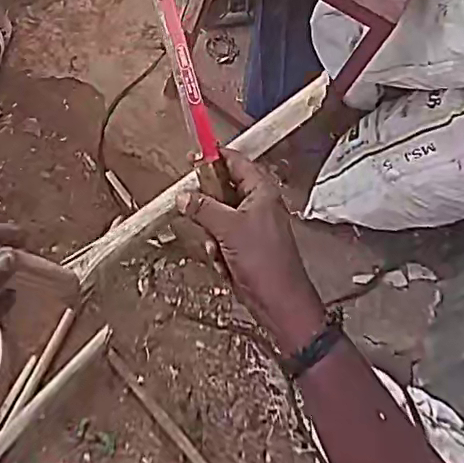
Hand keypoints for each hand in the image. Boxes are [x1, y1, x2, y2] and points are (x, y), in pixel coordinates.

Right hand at [178, 150, 326, 355]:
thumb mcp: (228, 228)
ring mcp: (250, 225)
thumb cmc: (265, 263)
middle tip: (194, 205)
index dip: (213, 157)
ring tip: (215, 245)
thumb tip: (183, 196)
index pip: (235, 161)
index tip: (193, 157)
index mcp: (261, 192)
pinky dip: (216, 246)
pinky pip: (219, 235)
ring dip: (210, 230)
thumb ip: (202, 208)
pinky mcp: (243, 245)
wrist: (280, 306)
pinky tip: (222, 260)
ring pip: (216, 213)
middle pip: (222, 188)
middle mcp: (257, 204)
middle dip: (207, 201)